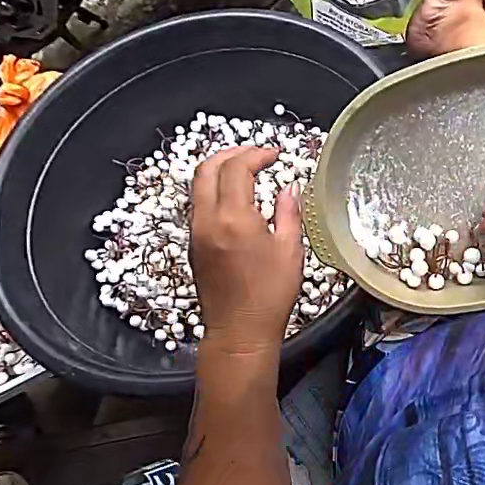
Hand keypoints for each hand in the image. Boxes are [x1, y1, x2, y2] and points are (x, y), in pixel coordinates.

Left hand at [190, 147, 302, 354]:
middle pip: (208, 168)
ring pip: (198, 185)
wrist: (239, 331)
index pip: (237, 168)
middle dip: (232, 153)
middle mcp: (208, 221)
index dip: (256, 154)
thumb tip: (290, 188)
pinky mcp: (193, 245)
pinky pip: (199, 206)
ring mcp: (196, 233)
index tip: (273, 154)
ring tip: (245, 171)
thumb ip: (289, 213)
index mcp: (234, 219)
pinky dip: (214, 191)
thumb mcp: (291, 251)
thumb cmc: (269, 297)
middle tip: (255, 154)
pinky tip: (235, 198)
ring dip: (219, 170)